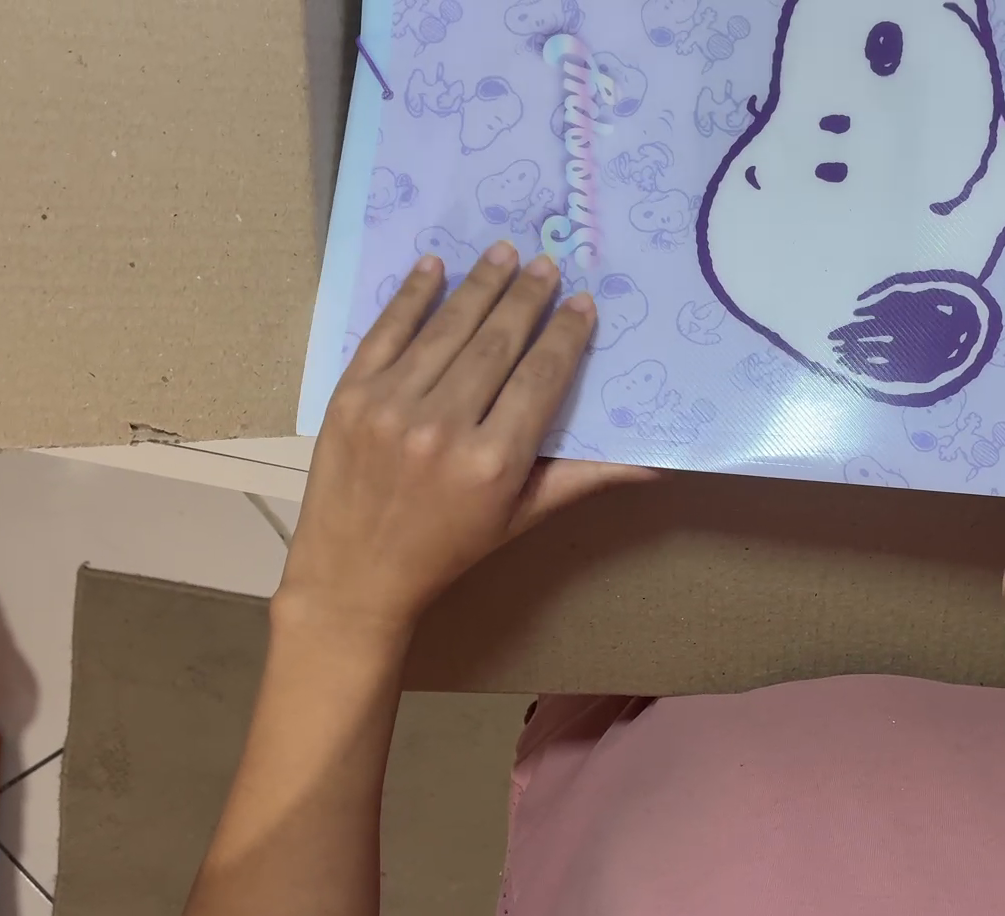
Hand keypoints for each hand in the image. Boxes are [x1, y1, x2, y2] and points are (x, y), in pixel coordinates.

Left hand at [277, 242, 650, 636]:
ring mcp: (391, 405)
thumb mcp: (525, 517)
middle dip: (526, 299)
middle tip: (547, 264)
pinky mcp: (349, 395)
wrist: (356, 573)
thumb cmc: (453, 547)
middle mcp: (444, 425)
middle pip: (496, 344)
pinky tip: (434, 267)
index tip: (581, 303)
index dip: (565, 336)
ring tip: (505, 254)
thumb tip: (654, 467)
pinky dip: (411, 296)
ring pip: (446, 330)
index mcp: (494, 460)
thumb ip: (585, 479)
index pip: (540, 379)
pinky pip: (386, 332)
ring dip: (479, 286)